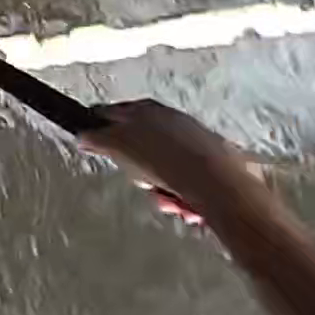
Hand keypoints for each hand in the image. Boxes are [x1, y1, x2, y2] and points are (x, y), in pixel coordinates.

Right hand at [83, 99, 266, 222]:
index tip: (96, 144)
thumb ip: (93, 138)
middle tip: (138, 180)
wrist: (222, 189)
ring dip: (164, 185)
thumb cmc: (162, 160)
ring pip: (172, 165)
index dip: (100, 128)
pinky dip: (189, 192)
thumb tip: (84, 138)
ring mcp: (207, 142)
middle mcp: (178, 119)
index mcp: (148, 108)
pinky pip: (198, 179)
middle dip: (139, 167)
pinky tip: (186, 206)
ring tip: (166, 201)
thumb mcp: (112, 146)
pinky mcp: (231, 167)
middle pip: (145, 143)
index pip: (113, 113)